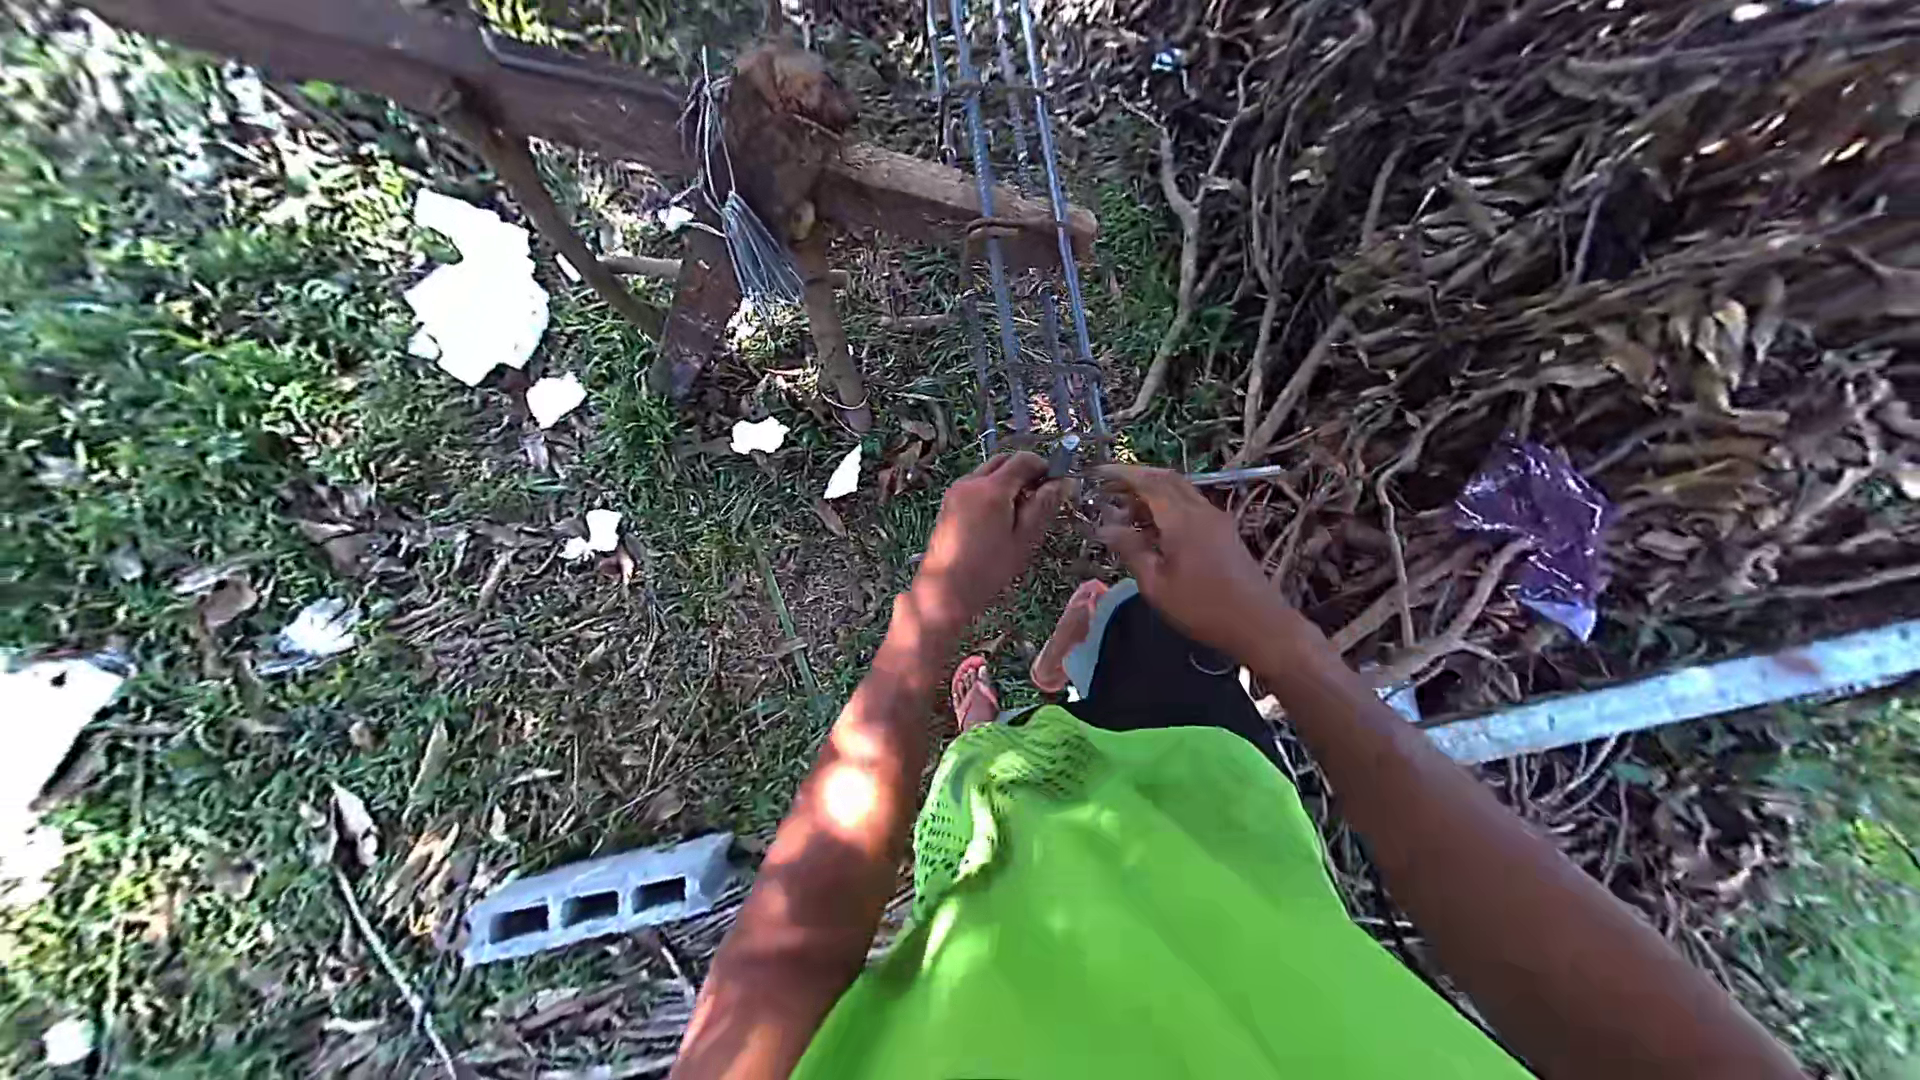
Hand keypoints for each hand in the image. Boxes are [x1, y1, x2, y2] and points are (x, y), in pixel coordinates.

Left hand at [908, 452, 1067, 634]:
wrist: (946, 588)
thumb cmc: (989, 568)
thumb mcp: (1024, 538)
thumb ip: (1043, 506)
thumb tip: (1060, 483)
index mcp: (992, 489)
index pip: (1023, 460)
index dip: (1043, 467)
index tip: (1054, 485)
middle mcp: (970, 482)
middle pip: (1003, 461)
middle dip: (1023, 472)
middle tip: (1037, 498)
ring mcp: (956, 491)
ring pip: (988, 472)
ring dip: (1006, 481)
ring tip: (1017, 512)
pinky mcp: (948, 503)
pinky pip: (975, 485)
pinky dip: (991, 491)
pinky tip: (997, 519)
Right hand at [1094, 463, 1288, 657]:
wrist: (1260, 624)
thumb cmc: (1202, 608)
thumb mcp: (1155, 584)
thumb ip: (1131, 550)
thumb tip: (1105, 528)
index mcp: (1182, 519)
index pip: (1148, 482)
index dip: (1121, 473)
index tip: (1098, 473)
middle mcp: (1200, 511)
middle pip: (1166, 479)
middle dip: (1136, 478)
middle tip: (1108, 489)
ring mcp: (1216, 520)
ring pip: (1180, 491)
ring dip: (1151, 493)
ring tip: (1125, 513)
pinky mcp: (1223, 532)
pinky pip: (1189, 506)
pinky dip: (1166, 507)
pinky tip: (1152, 529)